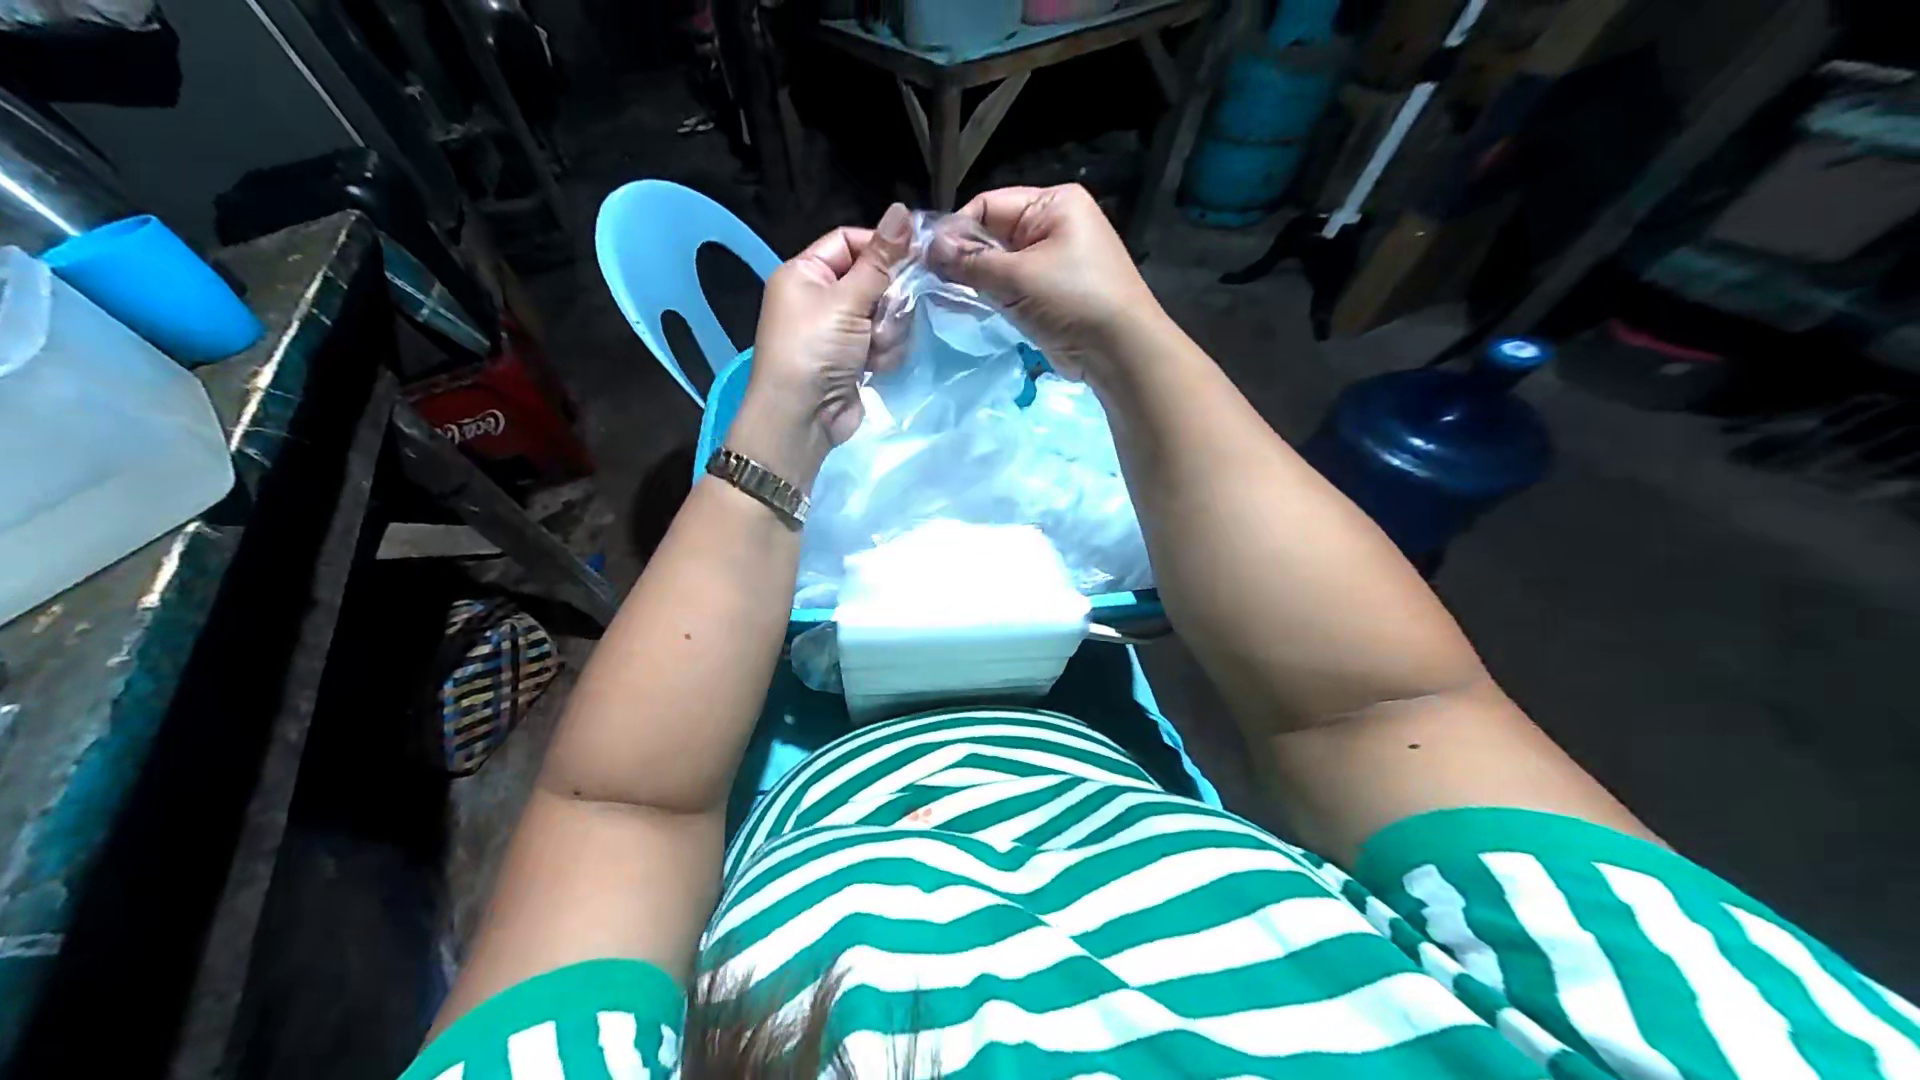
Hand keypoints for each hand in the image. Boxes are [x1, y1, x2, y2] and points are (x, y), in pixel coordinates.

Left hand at [728, 203, 912, 489]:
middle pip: (873, 279)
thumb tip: (902, 210)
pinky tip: (873, 367)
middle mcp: (821, 298)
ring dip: (886, 332)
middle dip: (886, 301)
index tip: (914, 257)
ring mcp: (839, 331)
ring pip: (884, 314)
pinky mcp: (855, 358)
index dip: (880, 247)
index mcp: (805, 273)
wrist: (803, 418)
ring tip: (873, 349)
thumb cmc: (815, 349)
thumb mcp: (846, 300)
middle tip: (883, 317)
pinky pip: (883, 342)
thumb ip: (880, 260)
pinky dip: (883, 354)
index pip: (849, 241)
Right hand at [927, 184, 1165, 381]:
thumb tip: (930, 248)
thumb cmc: (1073, 300)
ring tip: (949, 296)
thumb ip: (971, 262)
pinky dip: (993, 296)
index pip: (989, 204)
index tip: (929, 258)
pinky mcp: (1050, 293)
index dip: (957, 229)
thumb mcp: (1017, 277)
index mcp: (1053, 203)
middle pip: (994, 233)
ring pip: (1000, 264)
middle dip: (966, 257)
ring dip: (977, 280)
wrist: (1119, 350)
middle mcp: (1054, 225)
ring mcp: (1053, 261)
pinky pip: (1012, 287)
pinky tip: (971, 308)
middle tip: (934, 281)